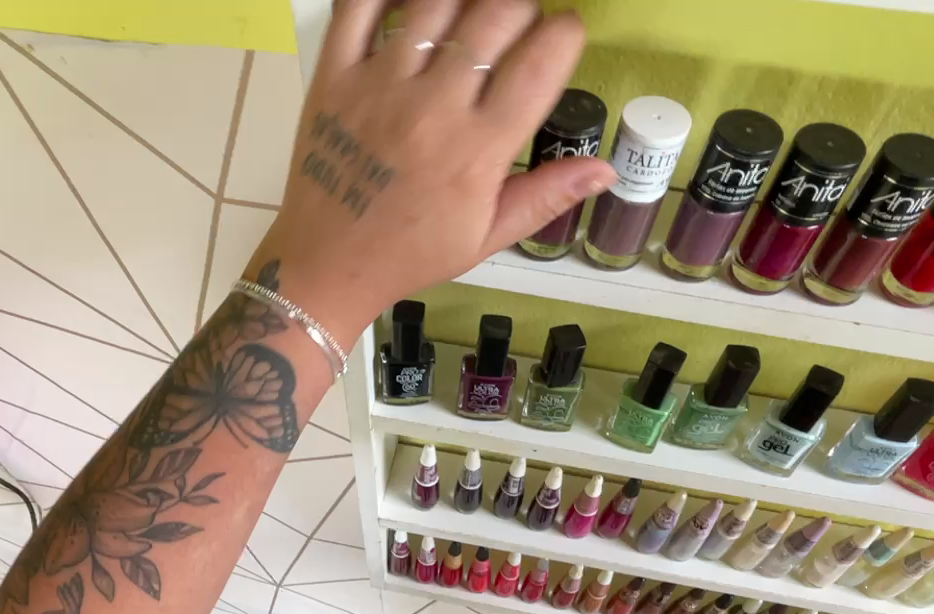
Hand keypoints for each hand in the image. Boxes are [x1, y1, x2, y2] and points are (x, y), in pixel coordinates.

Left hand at [247, 0, 615, 338]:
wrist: (329, 267)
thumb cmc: (409, 256)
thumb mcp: (483, 239)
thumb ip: (544, 198)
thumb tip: (605, 169)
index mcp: (477, 151)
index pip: (541, 59)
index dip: (564, 35)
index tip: (561, 40)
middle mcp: (433, 108)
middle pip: (497, 13)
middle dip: (521, 10)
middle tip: (513, 33)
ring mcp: (380, 86)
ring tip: (466, 24)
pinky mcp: (335, 76)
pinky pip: (359, 3)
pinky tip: (410, 4)